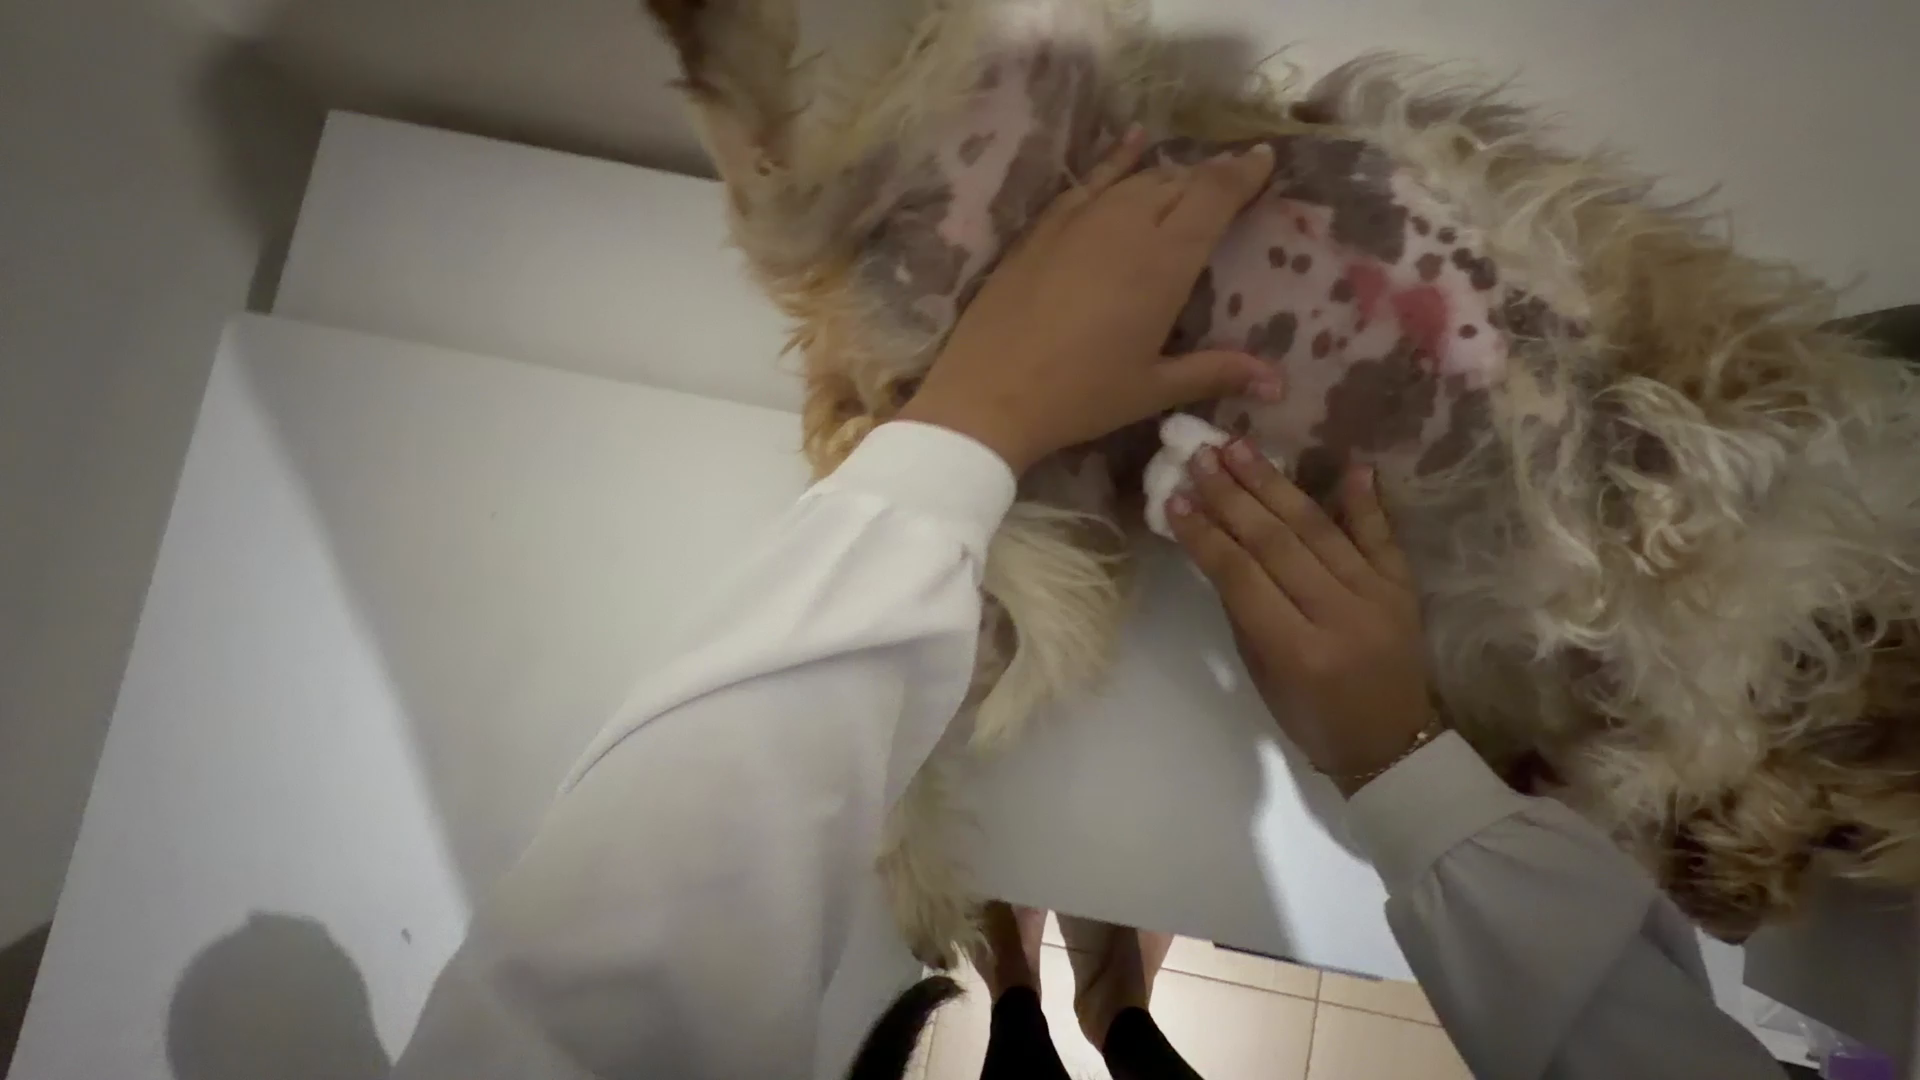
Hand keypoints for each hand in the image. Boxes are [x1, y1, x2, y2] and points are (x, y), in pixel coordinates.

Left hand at [898, 129, 1283, 472]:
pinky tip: (1129, 144)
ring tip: (1185, 178)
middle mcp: (1125, 226)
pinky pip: (1087, 182)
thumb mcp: (1151, 389)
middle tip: (1227, 184)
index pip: (1214, 196)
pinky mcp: (1041, 230)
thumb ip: (1214, 373)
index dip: (1243, 174)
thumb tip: (1277, 384)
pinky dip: (1113, 160)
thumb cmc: (1078, 397)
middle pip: (1177, 182)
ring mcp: (1078, 222)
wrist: (989, 395)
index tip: (1263, 160)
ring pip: (1134, 180)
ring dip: (1166, 175)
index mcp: (1164, 262)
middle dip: (1208, 178)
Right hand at [1169, 442, 1435, 795]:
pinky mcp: (1404, 588)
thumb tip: (1216, 545)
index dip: (1205, 534)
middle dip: (1233, 495)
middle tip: (1203, 455)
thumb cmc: (1310, 717)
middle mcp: (1340, 615)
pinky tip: (1349, 463)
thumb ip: (1243, 608)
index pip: (1241, 576)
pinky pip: (1381, 536)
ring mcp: (1378, 596)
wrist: (1393, 744)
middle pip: (1277, 542)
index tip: (1176, 498)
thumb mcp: (1261, 672)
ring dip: (1276, 484)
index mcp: (1297, 649)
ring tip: (1242, 447)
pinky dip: (1364, 500)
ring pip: (1318, 528)